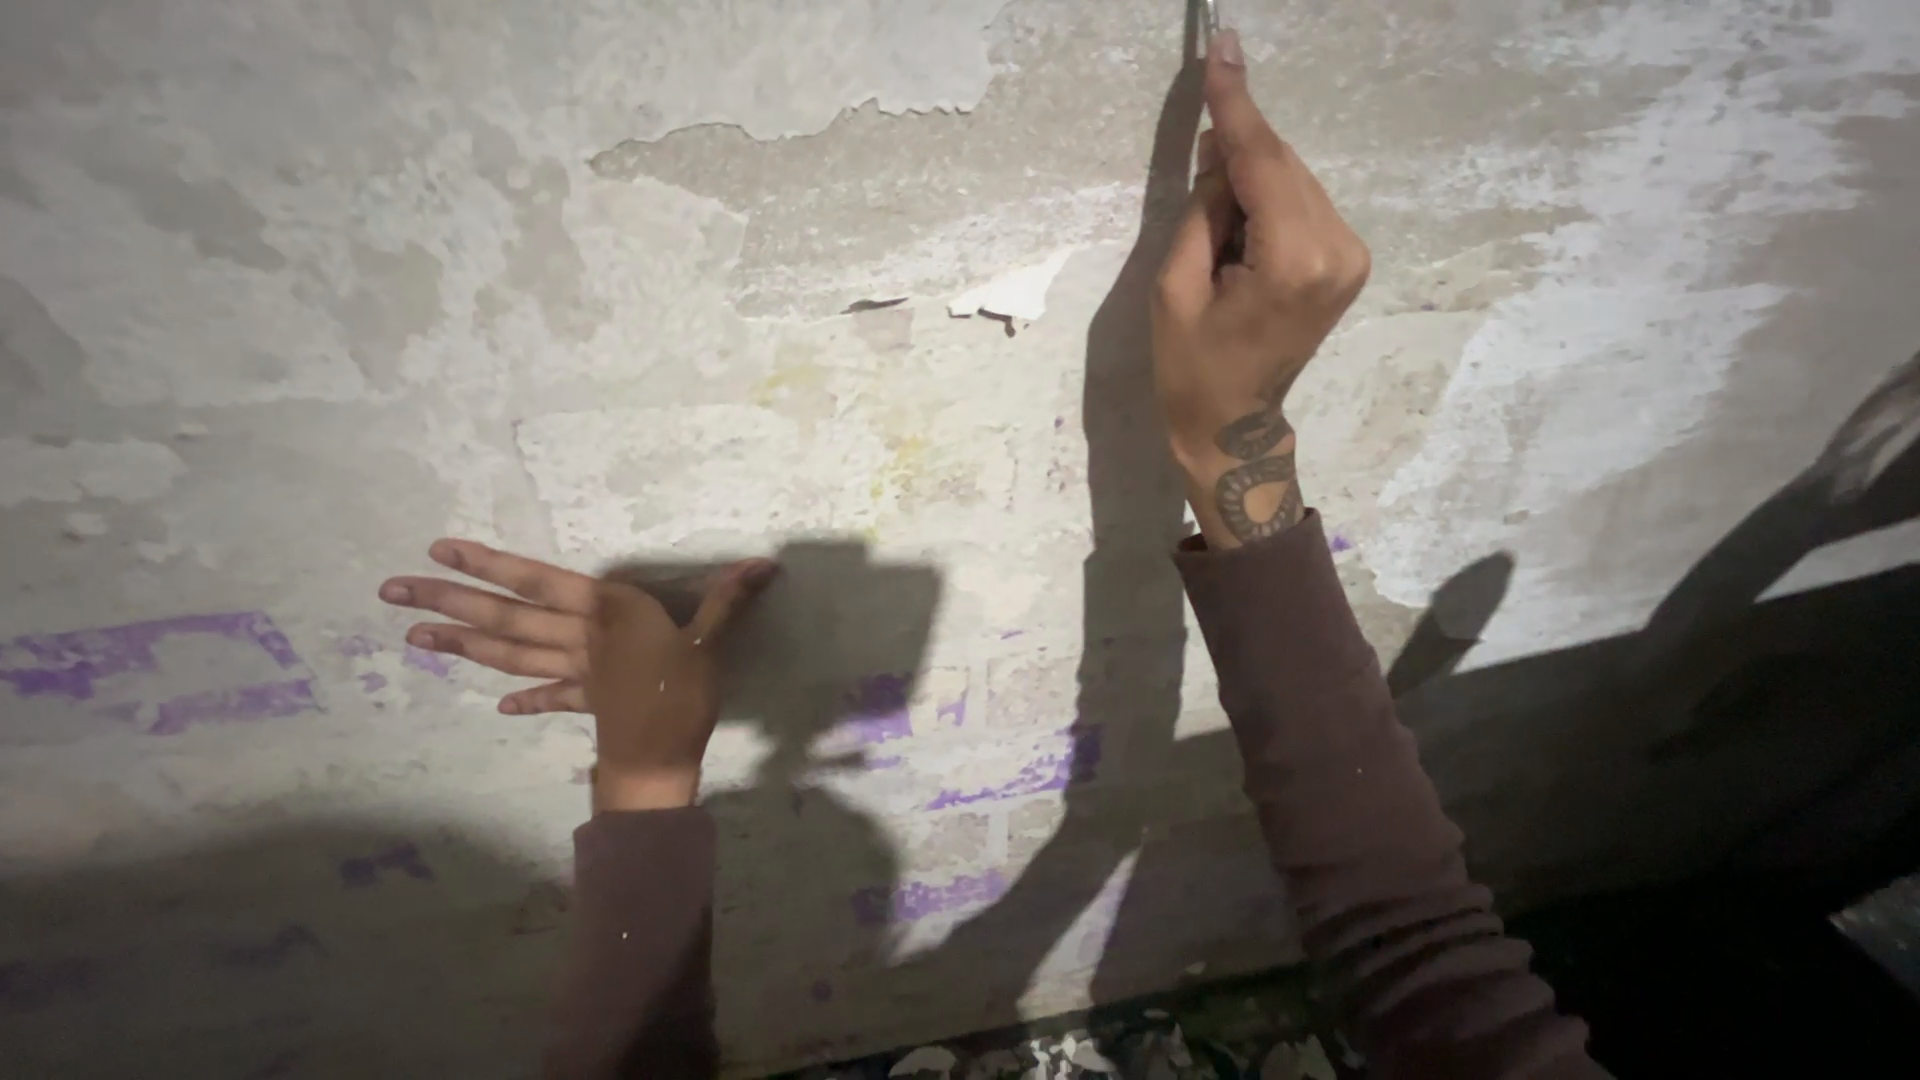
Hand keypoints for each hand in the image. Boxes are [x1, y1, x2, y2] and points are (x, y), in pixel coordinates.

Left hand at [378, 541, 776, 809]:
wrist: (663, 759)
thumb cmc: (681, 691)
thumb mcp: (709, 640)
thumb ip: (727, 599)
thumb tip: (765, 562)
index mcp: (605, 613)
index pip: (539, 582)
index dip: (491, 565)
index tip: (439, 551)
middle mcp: (580, 638)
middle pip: (508, 617)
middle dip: (451, 602)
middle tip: (392, 591)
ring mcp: (578, 672)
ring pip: (514, 653)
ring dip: (466, 644)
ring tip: (416, 637)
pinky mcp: (588, 702)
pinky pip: (552, 695)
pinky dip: (528, 696)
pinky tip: (501, 704)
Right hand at [1152, 29, 1370, 548]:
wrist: (1233, 424)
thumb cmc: (1191, 368)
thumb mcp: (1174, 290)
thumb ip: (1202, 212)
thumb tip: (1221, 155)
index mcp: (1293, 262)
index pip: (1264, 163)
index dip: (1236, 107)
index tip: (1222, 48)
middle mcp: (1338, 249)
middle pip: (1284, 167)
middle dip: (1236, 159)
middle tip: (1197, 180)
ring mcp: (1351, 256)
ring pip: (1294, 182)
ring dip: (1250, 185)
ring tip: (1215, 236)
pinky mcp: (1349, 262)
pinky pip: (1302, 205)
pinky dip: (1267, 203)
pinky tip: (1240, 235)